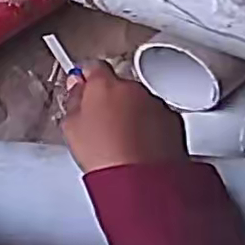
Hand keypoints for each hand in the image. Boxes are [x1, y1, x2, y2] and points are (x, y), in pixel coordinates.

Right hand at [61, 61, 189, 173]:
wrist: (140, 178)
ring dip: (129, 112)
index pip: (93, 67)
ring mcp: (155, 104)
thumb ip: (73, 99)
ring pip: (137, 101)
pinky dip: (147, 125)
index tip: (80, 86)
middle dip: (108, 98)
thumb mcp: (70, 126)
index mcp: (105, 85)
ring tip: (116, 138)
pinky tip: (134, 145)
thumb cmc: (106, 153)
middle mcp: (134, 89)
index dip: (84, 77)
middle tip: (96, 121)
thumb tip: (76, 89)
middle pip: (117, 85)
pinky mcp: (173, 121)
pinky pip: (155, 116)